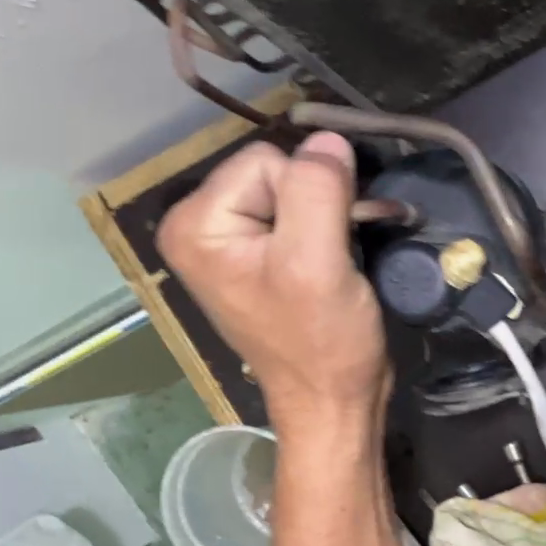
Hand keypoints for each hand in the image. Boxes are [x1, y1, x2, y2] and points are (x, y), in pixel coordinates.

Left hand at [158, 132, 389, 432]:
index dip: (312, 194)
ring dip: (334, 220)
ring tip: (347, 262)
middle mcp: (206, 229)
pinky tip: (345, 263)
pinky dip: (333, 235)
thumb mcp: (317, 262)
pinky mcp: (266, 265)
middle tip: (344, 253)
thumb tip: (331, 139)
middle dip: (322, 206)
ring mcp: (236, 248)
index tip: (332, 242)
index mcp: (198, 224)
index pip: (265, 161)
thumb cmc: (322, 344)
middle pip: (279, 175)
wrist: (336, 405)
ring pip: (298, 197)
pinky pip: (303, 222)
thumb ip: (318, 191)